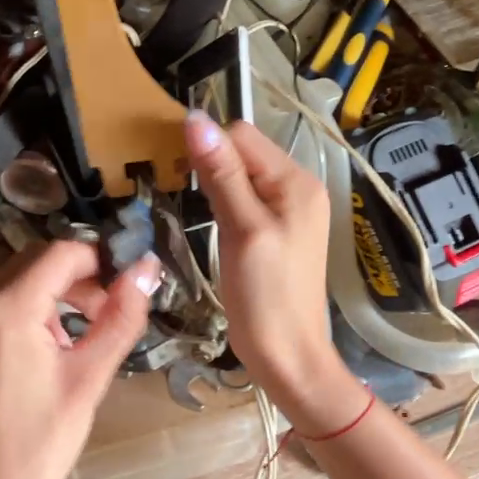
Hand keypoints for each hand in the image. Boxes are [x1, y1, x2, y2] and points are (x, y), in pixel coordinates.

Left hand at [0, 239, 159, 478]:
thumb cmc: (39, 446)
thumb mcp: (88, 380)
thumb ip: (120, 318)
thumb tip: (147, 269)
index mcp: (6, 309)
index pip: (60, 253)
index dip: (99, 259)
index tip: (128, 282)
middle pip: (36, 259)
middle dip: (78, 275)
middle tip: (110, 309)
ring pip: (16, 276)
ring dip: (54, 290)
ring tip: (82, 332)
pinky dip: (28, 306)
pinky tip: (48, 343)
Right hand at [184, 111, 359, 433]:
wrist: (287, 358)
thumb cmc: (266, 297)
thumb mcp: (242, 230)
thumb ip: (221, 174)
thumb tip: (195, 119)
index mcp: (295, 181)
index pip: (241, 135)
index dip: (208, 146)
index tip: (182, 174)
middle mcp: (297, 186)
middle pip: (241, 150)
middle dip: (211, 164)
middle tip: (195, 202)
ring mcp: (288, 208)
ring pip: (239, 172)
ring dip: (214, 182)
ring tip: (204, 215)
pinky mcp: (275, 227)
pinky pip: (243, 195)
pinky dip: (223, 201)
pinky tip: (215, 224)